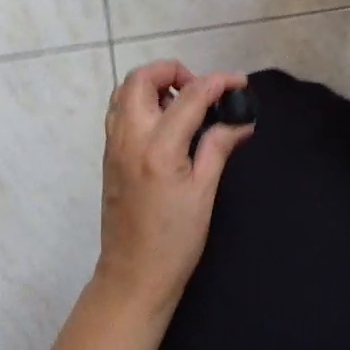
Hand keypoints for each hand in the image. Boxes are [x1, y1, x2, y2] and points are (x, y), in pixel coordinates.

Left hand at [95, 60, 253, 313]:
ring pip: (125, 90)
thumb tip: (241, 120)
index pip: (190, 96)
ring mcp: (113, 145)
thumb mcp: (204, 193)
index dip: (218, 82)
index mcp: (158, 148)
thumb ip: (218, 146)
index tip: (239, 82)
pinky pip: (120, 110)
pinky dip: (141, 102)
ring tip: (183, 105)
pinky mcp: (108, 155)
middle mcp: (130, 137)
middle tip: (200, 90)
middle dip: (173, 71)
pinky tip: (165, 124)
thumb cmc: (175, 240)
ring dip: (154, 84)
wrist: (133, 277)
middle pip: (142, 79)